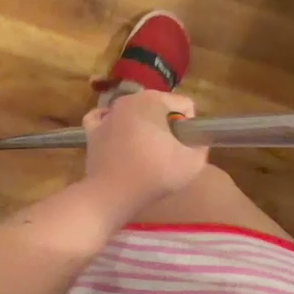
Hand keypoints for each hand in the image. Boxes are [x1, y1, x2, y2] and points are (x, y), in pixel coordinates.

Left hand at [80, 90, 208, 211]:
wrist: (113, 194)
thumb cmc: (154, 174)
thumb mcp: (193, 162)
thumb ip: (201, 145)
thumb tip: (196, 140)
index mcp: (153, 100)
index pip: (184, 104)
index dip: (189, 125)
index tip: (185, 145)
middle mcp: (128, 99)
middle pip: (158, 106)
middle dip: (166, 124)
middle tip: (167, 151)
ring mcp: (107, 114)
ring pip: (133, 112)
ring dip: (142, 126)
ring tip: (144, 151)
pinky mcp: (92, 130)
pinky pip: (105, 120)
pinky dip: (113, 125)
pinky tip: (119, 136)